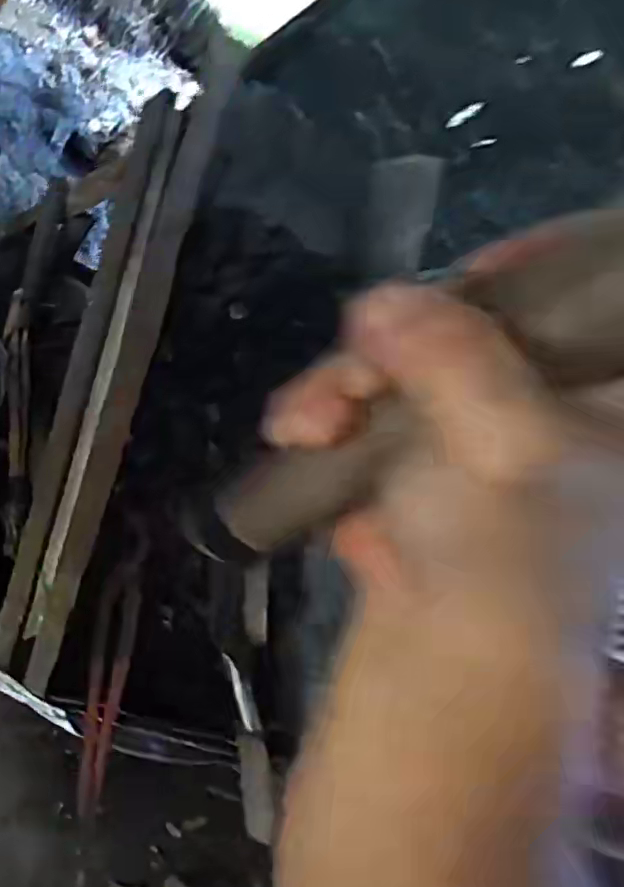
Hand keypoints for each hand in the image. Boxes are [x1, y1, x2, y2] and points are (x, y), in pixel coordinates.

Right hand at [262, 282, 575, 612]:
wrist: (444, 625)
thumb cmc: (515, 545)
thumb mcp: (502, 448)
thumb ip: (453, 365)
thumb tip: (380, 294)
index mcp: (611, 380)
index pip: (594, 281)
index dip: (539, 262)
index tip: (469, 277)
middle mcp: (538, 379)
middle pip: (455, 315)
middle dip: (380, 348)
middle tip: (348, 388)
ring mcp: (457, 404)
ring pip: (381, 353)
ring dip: (329, 386)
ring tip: (304, 429)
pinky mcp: (392, 429)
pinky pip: (343, 390)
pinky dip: (310, 408)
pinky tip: (295, 435)